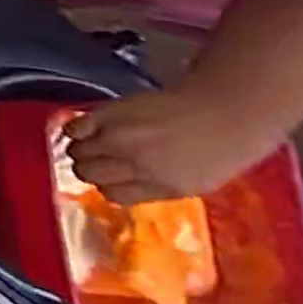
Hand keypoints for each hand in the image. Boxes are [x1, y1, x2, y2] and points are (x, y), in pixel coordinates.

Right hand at [64, 85, 288, 204]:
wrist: (228, 110)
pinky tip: (90, 127)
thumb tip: (126, 184)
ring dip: (82, 148)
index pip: (112, 194)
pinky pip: (73, 128)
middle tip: (98, 159)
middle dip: (89, 168)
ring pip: (76, 151)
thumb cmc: (224, 147)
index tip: (112, 178)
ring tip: (94, 141)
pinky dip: (76, 130)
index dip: (109, 185)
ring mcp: (119, 138)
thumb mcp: (198, 181)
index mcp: (161, 186)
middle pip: (87, 172)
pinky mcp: (108, 114)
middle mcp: (135, 164)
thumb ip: (157, 185)